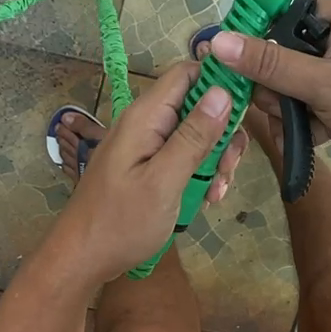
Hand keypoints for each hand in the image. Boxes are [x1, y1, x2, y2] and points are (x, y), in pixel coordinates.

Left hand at [46, 63, 233, 287]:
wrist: (83, 258)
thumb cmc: (121, 222)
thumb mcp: (164, 181)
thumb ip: (193, 136)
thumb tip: (223, 91)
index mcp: (146, 116)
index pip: (187, 73)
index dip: (220, 82)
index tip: (247, 109)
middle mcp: (146, 123)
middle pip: (197, 106)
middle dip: (222, 133)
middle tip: (228, 168)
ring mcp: (146, 145)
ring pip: (195, 135)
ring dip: (213, 160)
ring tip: (216, 192)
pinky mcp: (148, 166)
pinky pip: (182, 158)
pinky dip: (198, 175)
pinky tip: (205, 201)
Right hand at [208, 0, 330, 195]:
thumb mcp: (326, 84)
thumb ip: (270, 64)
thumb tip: (216, 40)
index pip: (272, 11)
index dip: (245, 33)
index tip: (219, 59)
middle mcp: (330, 40)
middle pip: (271, 54)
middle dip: (267, 84)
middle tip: (275, 104)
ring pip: (282, 87)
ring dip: (282, 109)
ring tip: (299, 125)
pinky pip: (299, 109)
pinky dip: (298, 126)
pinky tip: (309, 139)